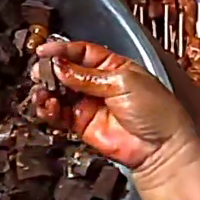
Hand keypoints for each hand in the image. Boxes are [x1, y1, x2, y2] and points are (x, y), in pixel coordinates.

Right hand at [32, 40, 199, 187]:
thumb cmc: (156, 112)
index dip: (62, 50)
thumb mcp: (123, 83)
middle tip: (40, 72)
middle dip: (50, 70)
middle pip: (65, 70)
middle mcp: (96, 83)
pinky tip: (48, 106)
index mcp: (111, 66)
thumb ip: (87, 76)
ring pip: (58, 92)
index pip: (81, 52)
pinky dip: (48, 109)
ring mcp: (87, 103)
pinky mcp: (79, 123)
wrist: (160, 149)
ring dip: (46, 90)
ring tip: (43, 92)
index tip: (44, 51)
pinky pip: (57, 114)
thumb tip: (59, 66)